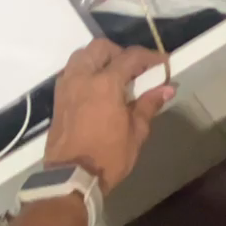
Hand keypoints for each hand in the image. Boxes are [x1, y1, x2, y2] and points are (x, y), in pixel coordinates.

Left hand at [43, 41, 174, 192]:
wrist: (71, 177)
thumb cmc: (108, 157)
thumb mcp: (136, 132)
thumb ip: (148, 105)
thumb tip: (167, 88)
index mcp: (105, 83)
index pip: (130, 57)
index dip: (149, 57)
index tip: (162, 63)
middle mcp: (83, 77)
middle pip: (101, 48)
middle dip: (121, 53)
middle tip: (135, 69)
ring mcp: (67, 85)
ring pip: (82, 55)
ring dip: (100, 58)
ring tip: (114, 75)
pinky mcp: (58, 97)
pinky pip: (71, 71)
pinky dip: (85, 70)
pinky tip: (96, 86)